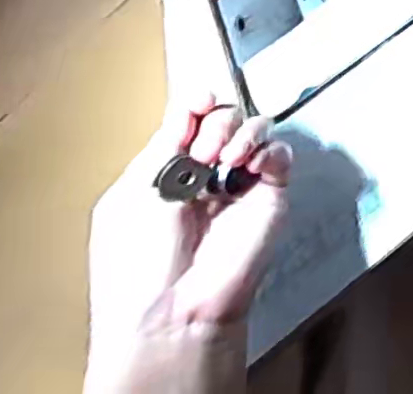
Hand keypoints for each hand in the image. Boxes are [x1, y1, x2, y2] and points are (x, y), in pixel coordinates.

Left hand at [84, 96, 292, 393]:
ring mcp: (241, 179)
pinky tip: (249, 167)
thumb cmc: (138, 264)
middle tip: (204, 150)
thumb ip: (162, 147)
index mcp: (169, 169)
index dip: (199, 104)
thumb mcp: (131, 198)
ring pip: (257, 127)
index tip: (202, 102)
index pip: (193, 119)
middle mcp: (207, 169)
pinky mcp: (271, 191)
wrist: (173, 309)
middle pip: (226, 116)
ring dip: (242, 133)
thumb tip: (190, 104)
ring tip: (226, 158)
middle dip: (217, 123)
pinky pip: (281, 154)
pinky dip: (269, 151)